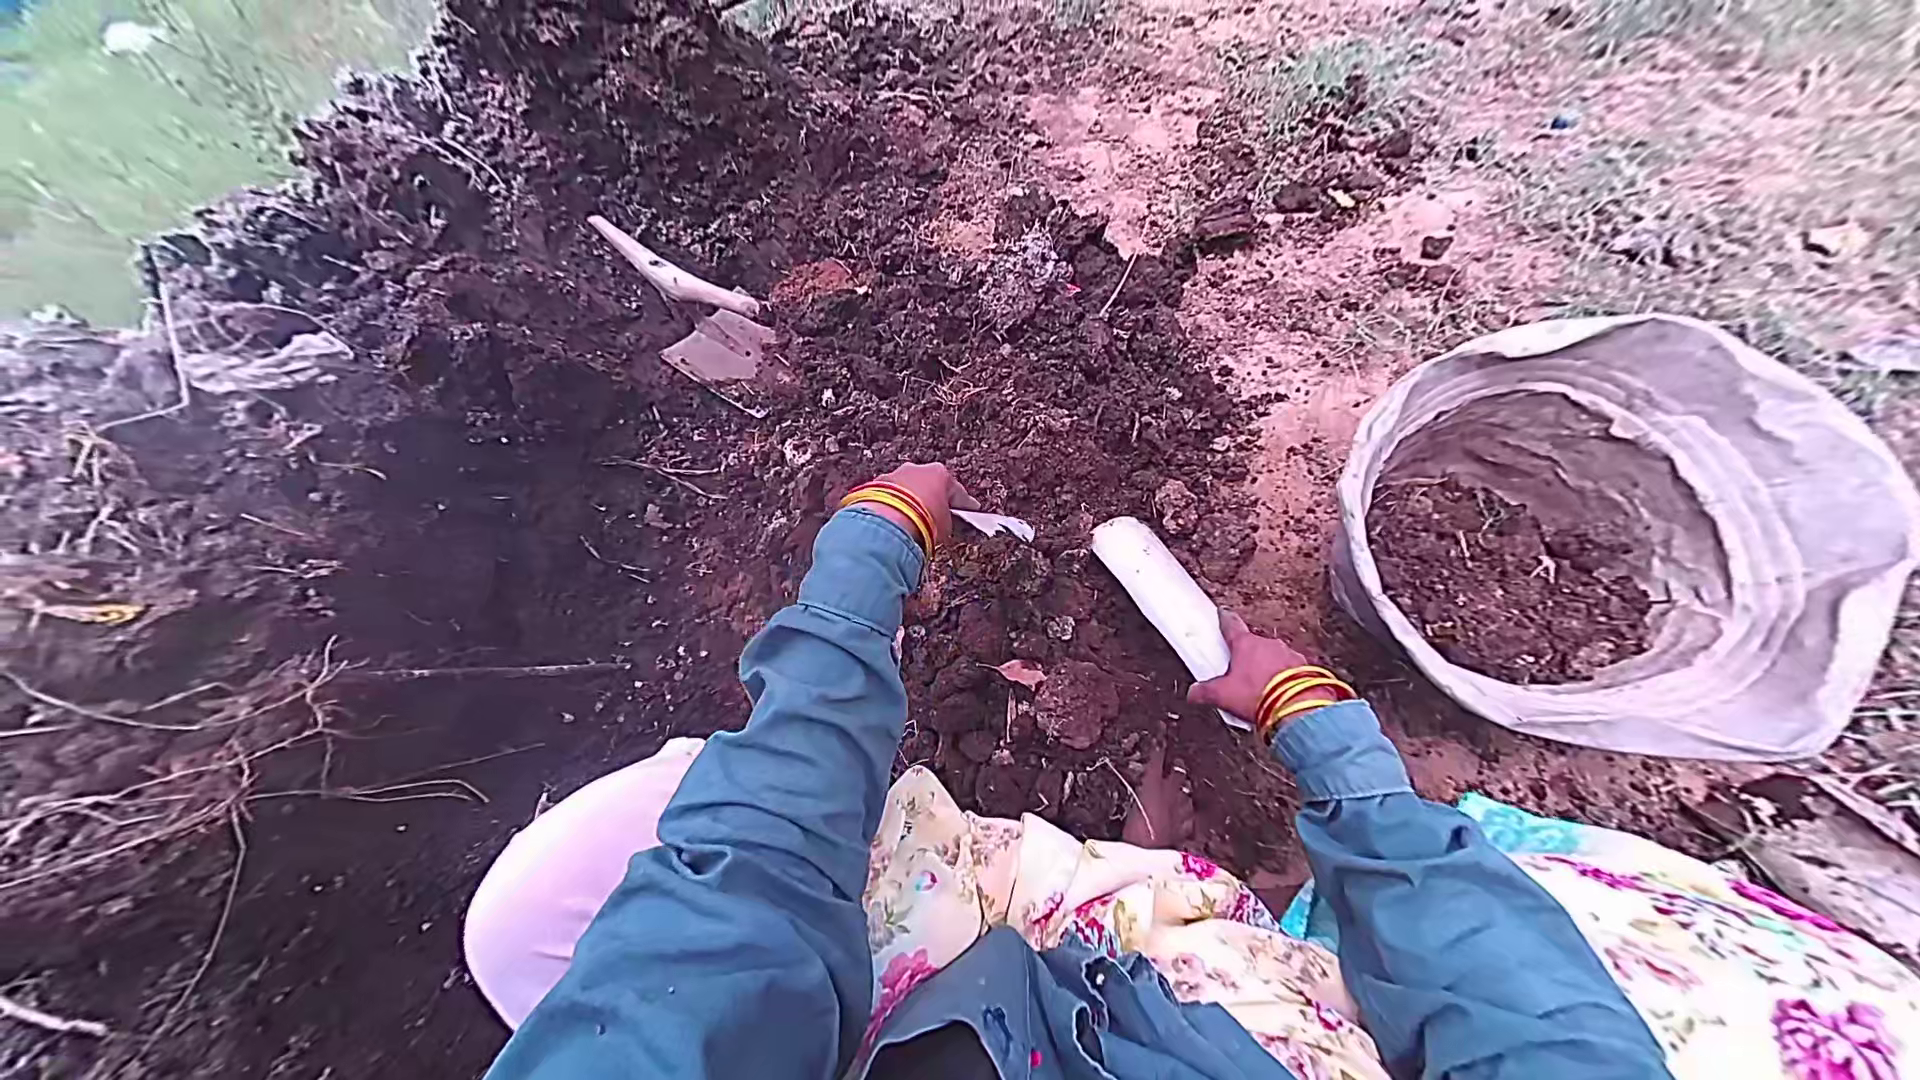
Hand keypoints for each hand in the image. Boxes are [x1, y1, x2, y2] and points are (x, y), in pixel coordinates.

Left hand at [859, 462, 979, 546]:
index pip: (956, 491)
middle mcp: (916, 469)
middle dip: (931, 501)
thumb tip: (945, 527)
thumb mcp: (946, 527)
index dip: (963, 506)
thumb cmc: (922, 520)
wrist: (888, 522)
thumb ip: (948, 522)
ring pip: (905, 491)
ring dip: (909, 504)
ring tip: (911, 524)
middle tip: (935, 519)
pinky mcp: (873, 486)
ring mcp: (893, 476)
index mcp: (940, 473)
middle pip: (928, 487)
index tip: (968, 513)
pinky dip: (892, 508)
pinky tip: (894, 523)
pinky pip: (888, 498)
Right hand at [1187, 610, 1342, 728]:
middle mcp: (1270, 645)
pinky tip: (1280, 694)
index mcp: (1246, 644)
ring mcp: (1291, 656)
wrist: (1299, 710)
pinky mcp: (1307, 671)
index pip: (1232, 626)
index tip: (1223, 614)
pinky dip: (1286, 679)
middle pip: (1254, 645)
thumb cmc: (1259, 696)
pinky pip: (1292, 671)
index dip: (1225, 620)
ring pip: (1275, 657)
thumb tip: (1194, 693)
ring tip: (1262, 689)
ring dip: (1269, 668)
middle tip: (1239, 672)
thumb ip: (1205, 692)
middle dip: (1248, 655)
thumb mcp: (1223, 695)